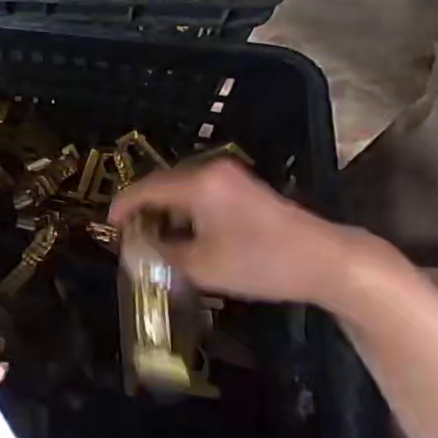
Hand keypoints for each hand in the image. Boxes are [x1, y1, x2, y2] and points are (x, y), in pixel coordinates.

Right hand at [108, 159, 397, 305]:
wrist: (330, 261)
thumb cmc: (262, 263)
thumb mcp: (203, 267)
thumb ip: (162, 254)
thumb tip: (138, 248)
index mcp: (196, 184)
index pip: (144, 189)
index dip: (122, 207)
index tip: (108, 227)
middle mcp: (210, 171)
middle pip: (160, 185)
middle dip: (142, 209)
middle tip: (129, 234)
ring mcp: (229, 176)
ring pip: (180, 188)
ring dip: (163, 209)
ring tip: (154, 236)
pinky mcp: (243, 186)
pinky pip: (198, 191)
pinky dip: (184, 208)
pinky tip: (184, 232)